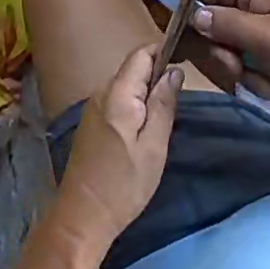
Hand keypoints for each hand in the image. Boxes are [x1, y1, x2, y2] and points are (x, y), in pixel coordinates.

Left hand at [54, 43, 182, 245]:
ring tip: (168, 112)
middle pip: (134, 67)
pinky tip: (146, 125)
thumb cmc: (123, 184)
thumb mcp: (153, 146)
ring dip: (147, 90)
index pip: (142, 53)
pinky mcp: (92, 120)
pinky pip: (118, 97)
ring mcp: (94, 105)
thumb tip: (175, 71)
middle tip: (182, 96)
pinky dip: (136, 103)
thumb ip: (164, 104)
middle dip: (158, 73)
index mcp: (117, 93)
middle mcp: (101, 91)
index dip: (165, 52)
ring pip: (127, 83)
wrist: (82, 217)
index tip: (187, 63)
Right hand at [192, 0, 269, 110]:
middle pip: (215, 25)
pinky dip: (257, 83)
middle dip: (222, 54)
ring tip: (266, 86)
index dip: (194, 15)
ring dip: (241, 73)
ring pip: (230, 51)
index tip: (191, 43)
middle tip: (238, 70)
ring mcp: (267, 33)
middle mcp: (257, 6)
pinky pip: (249, 68)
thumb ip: (225, 24)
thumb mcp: (266, 37)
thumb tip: (191, 15)